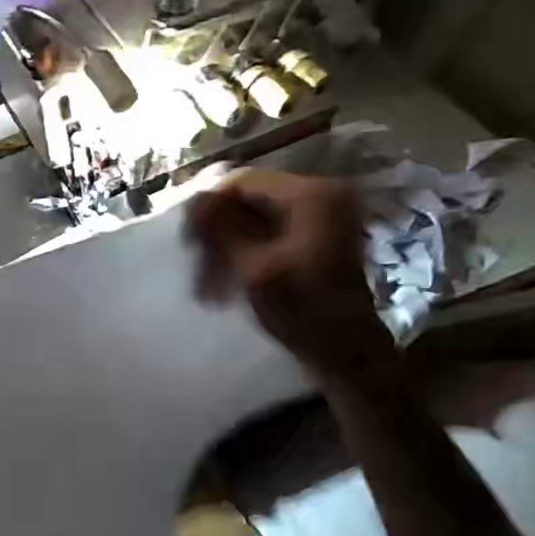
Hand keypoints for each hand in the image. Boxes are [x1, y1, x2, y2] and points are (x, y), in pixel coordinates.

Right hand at [184, 169, 393, 375]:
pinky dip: (244, 256)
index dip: (208, 208)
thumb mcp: (254, 269)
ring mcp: (320, 219)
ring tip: (207, 290)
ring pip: (254, 223)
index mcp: (311, 194)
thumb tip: (194, 200)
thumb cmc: (303, 310)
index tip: (186, 242)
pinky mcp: (316, 241)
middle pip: (248, 202)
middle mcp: (319, 196)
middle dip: (216, 236)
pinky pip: (269, 237)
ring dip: (225, 251)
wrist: (348, 353)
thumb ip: (221, 229)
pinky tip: (227, 286)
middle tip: (195, 271)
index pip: (243, 182)